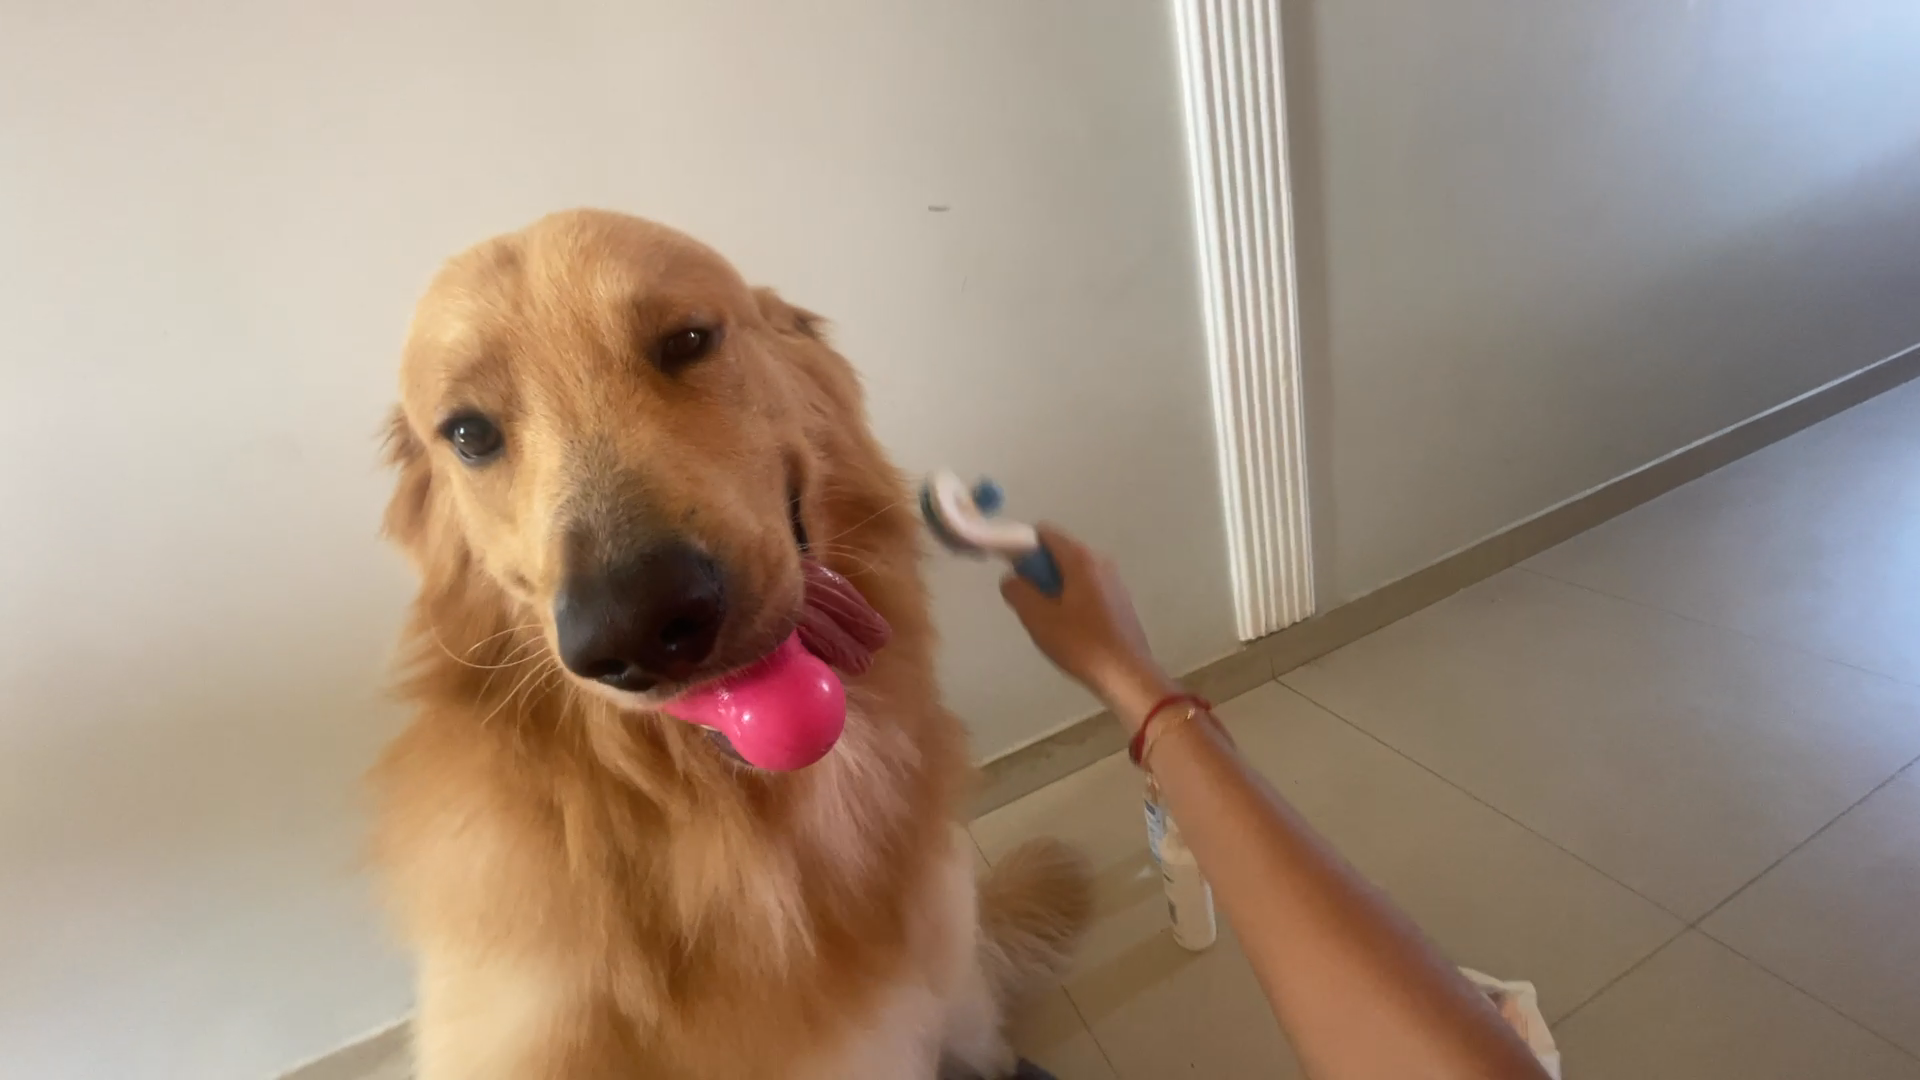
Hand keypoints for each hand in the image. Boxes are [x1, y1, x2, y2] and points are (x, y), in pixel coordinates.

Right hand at [1000, 525, 1180, 731]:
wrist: (1127, 675)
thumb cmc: (1080, 643)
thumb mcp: (1038, 618)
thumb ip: (1018, 591)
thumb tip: (1011, 577)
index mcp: (1081, 559)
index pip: (1045, 533)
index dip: (1023, 548)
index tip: (1015, 575)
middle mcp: (1100, 561)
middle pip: (1058, 553)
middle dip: (1038, 573)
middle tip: (1031, 606)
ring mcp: (1113, 580)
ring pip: (1072, 572)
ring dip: (1054, 589)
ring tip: (1050, 622)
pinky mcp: (1119, 599)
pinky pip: (1086, 587)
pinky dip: (1071, 599)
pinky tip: (1070, 629)